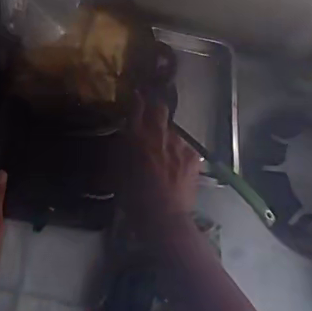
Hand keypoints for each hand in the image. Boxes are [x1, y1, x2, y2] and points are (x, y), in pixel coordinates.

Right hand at [119, 93, 202, 237]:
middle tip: (151, 112)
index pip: (137, 107)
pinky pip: (184, 146)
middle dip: (155, 107)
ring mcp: (179, 145)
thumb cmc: (133, 196)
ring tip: (164, 146)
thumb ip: (123, 148)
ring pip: (173, 129)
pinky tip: (176, 162)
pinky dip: (179, 150)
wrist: (164, 216)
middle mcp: (159, 135)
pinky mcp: (193, 157)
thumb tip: (124, 136)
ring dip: (167, 133)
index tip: (136, 93)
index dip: (137, 98)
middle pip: (160, 109)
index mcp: (136, 137)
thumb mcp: (118, 169)